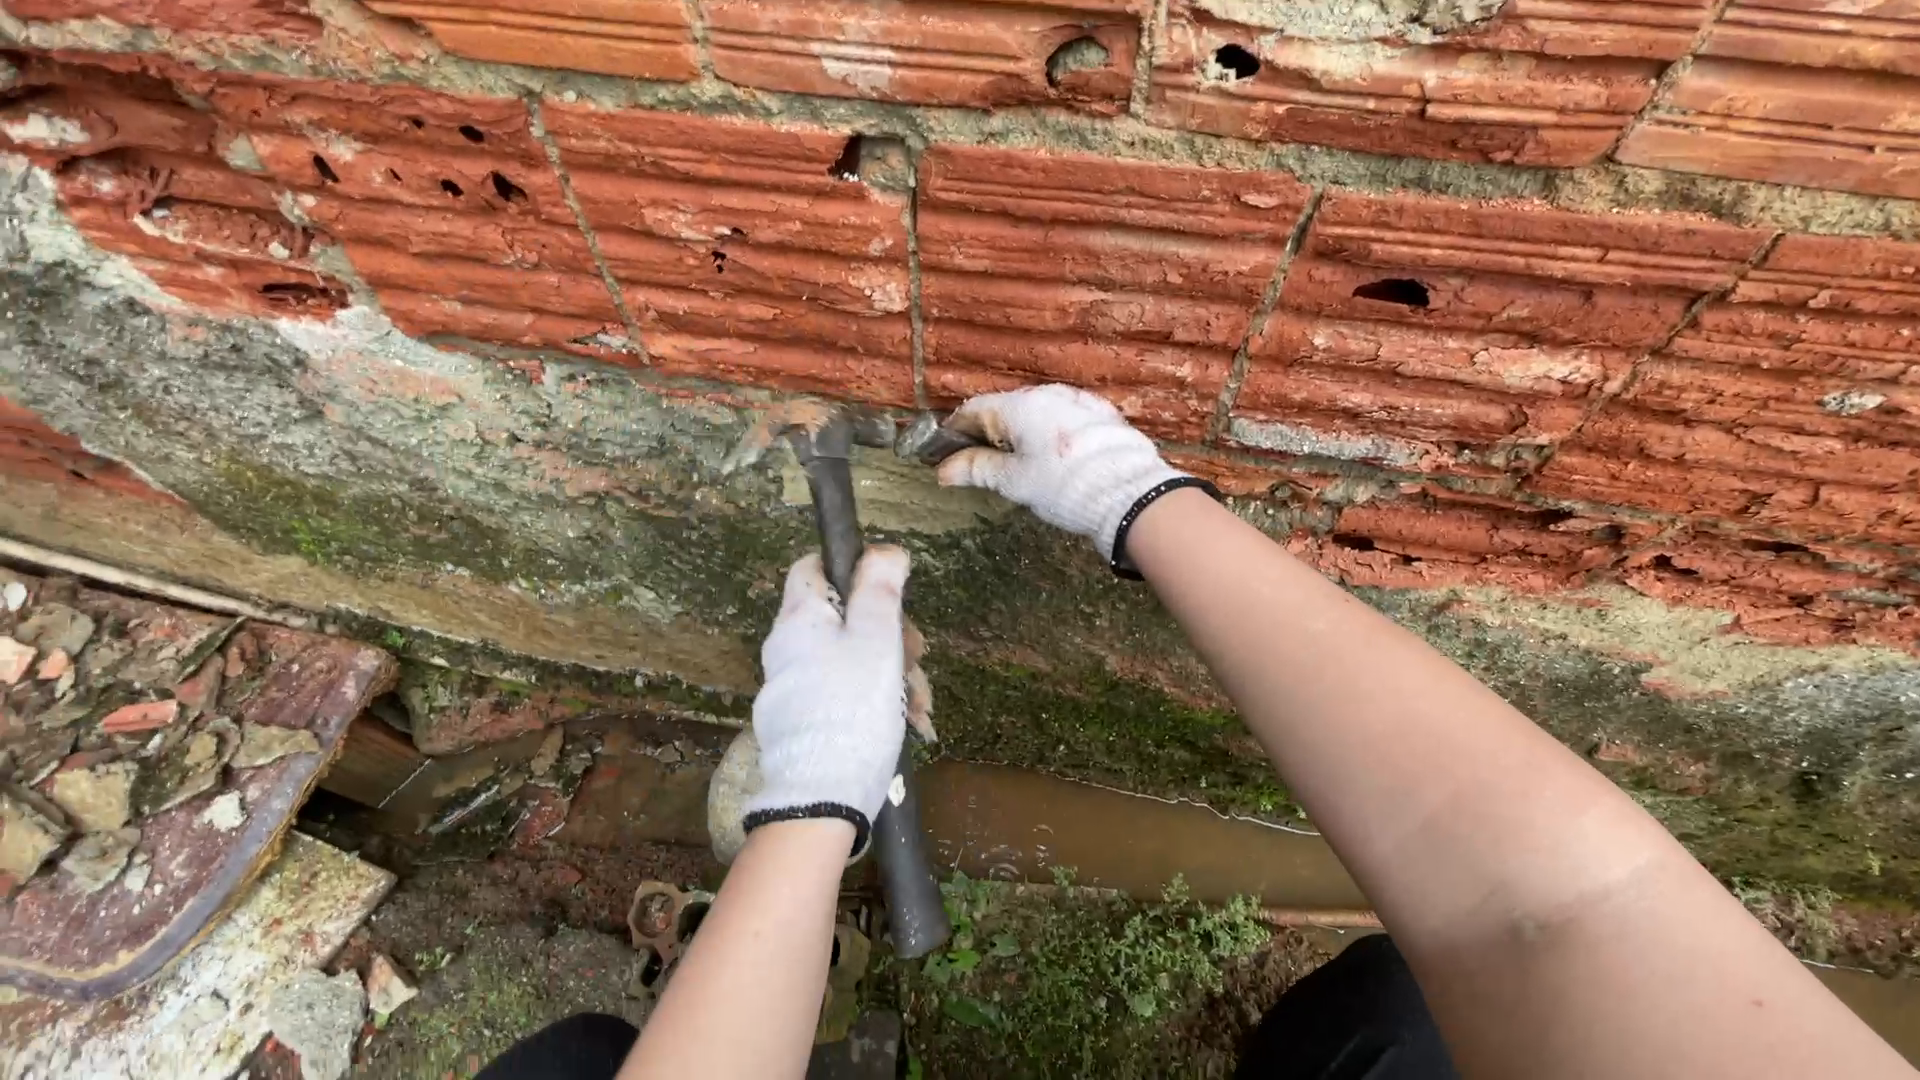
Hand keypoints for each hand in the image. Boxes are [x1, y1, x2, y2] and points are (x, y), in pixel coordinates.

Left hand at [743, 547, 910, 855]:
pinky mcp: (803, 719)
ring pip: (851, 658)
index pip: (812, 567)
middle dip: (890, 634)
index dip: (850, 567)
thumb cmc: (851, 709)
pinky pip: (844, 692)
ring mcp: (794, 685)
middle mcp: (788, 647)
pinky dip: (876, 699)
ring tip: (921, 705)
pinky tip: (909, 723)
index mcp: (800, 619)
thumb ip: (879, 590)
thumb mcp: (875, 640)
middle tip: (917, 657)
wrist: (821, 797)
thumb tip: (885, 549)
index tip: (885, 590)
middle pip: (843, 616)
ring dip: (893, 672)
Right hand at [935, 385, 1186, 559]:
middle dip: (988, 431)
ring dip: (1020, 432)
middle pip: (1006, 408)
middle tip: (977, 460)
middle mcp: (1049, 394)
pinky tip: (1052, 457)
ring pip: (1036, 412)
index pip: (975, 409)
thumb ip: (977, 469)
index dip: (956, 430)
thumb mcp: (1014, 482)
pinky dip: (1048, 433)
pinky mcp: (1103, 416)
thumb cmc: (1064, 488)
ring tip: (1016, 461)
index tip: (945, 450)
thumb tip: (943, 470)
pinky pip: (1064, 419)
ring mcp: (1079, 402)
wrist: (1131, 496)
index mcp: (1021, 405)